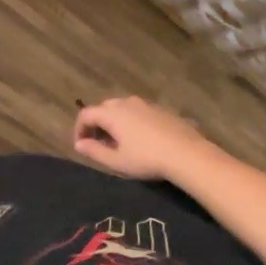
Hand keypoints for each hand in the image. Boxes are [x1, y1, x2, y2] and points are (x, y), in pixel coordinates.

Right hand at [72, 96, 220, 179]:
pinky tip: (140, 139)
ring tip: (119, 142)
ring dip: (115, 122)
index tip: (81, 146)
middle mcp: (128, 103)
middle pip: (105, 108)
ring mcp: (147, 104)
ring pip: (123, 108)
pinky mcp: (162, 110)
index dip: (79, 129)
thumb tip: (79, 144)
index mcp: (113, 113)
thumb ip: (95, 151)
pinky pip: (140, 112)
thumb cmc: (147, 159)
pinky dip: (132, 121)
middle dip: (97, 124)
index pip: (86, 114)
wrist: (186, 153)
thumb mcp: (117, 161)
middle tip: (99, 143)